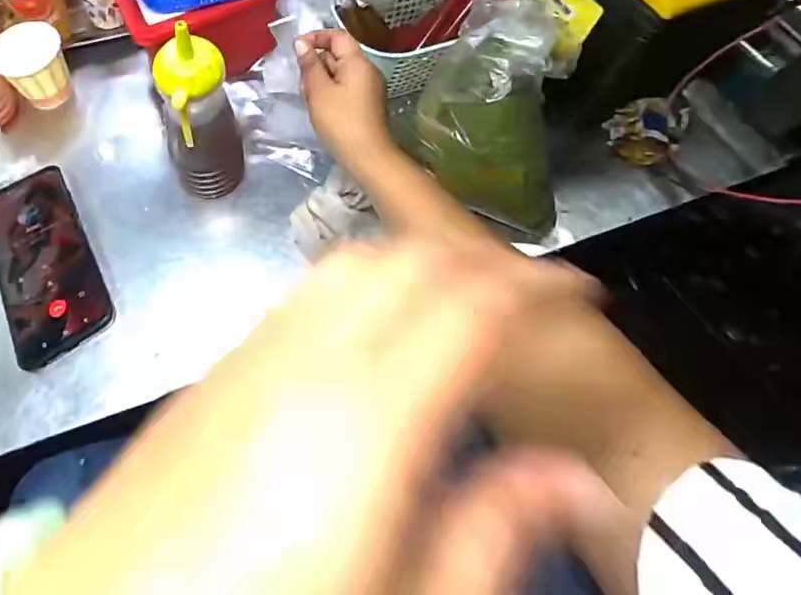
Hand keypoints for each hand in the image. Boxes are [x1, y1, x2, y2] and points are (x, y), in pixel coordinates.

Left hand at [12, 243, 621, 594]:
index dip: (537, 286)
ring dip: (418, 262)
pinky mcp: (216, 370)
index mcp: (366, 422)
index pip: (471, 308)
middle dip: (481, 262)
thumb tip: (575, 479)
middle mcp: (307, 362)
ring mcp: (252, 356)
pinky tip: (373, 328)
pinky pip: (306, 293)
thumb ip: (490, 538)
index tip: (584, 292)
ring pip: (354, 262)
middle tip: (530, 297)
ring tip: (461, 300)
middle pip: (412, 263)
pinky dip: (361, 281)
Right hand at [297, 29, 389, 164]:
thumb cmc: (340, 121)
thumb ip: (309, 64)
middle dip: (316, 63)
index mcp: (358, 62)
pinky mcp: (367, 103)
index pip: (338, 36)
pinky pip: (346, 87)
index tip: (297, 49)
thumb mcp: (318, 91)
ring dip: (321, 79)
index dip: (316, 37)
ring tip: (309, 98)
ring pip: (340, 72)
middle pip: (338, 54)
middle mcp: (367, 70)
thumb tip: (301, 43)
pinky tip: (319, 107)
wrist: (367, 156)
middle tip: (302, 82)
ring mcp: (369, 87)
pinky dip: (330, 91)